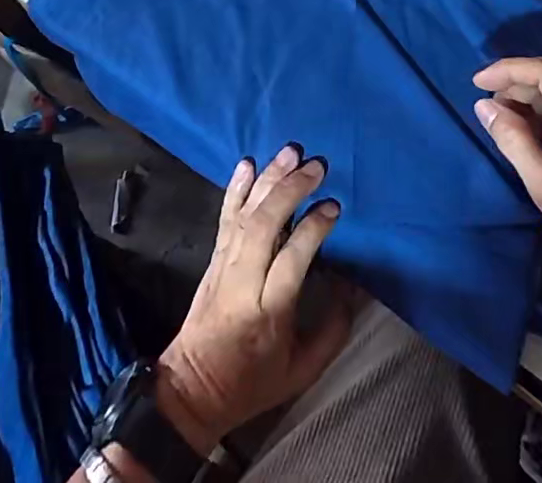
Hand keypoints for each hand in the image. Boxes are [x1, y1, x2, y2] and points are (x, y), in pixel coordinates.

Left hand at [155, 146, 352, 453]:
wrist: (189, 391)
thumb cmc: (251, 382)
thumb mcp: (301, 371)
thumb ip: (332, 329)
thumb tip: (352, 284)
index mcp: (268, 311)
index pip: (291, 258)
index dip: (313, 228)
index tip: (334, 206)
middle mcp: (242, 282)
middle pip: (263, 226)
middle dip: (290, 190)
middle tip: (317, 165)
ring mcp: (223, 266)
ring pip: (244, 215)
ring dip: (268, 179)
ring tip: (291, 151)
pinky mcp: (212, 259)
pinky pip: (224, 218)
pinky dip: (235, 189)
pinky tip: (247, 164)